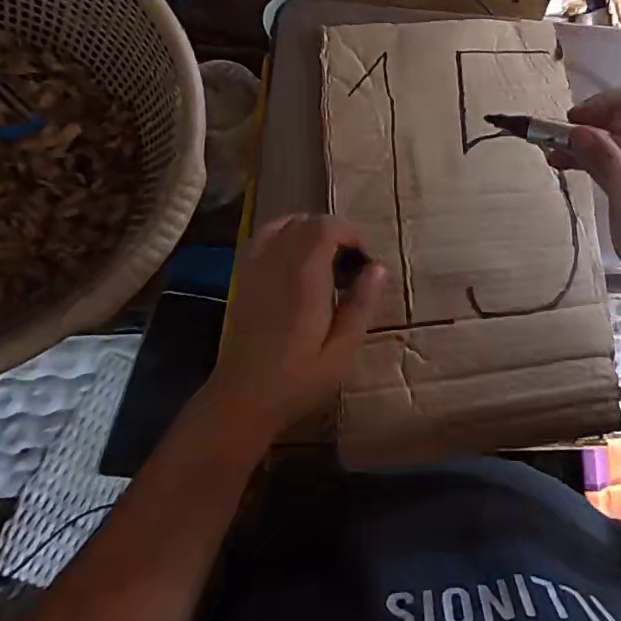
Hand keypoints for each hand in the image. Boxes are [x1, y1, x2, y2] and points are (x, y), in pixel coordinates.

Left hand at [205, 214, 386, 438]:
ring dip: (310, 231)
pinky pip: (263, 236)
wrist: (241, 399)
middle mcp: (277, 262)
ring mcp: (255, 267)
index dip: (352, 233)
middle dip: (336, 233)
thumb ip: (361, 305)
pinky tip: (294, 259)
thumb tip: (379, 267)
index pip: (327, 226)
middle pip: (308, 221)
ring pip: (285, 223)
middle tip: (351, 266)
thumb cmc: (297, 380)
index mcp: (304, 278)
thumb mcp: (342, 351)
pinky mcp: (242, 277)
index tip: (366, 261)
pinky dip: (284, 234)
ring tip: (326, 259)